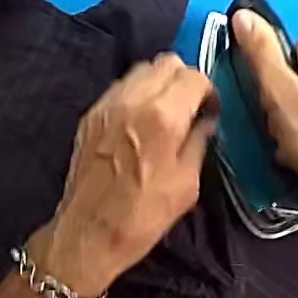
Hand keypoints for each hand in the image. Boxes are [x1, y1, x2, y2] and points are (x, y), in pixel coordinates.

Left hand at [33, 53, 217, 297]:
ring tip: (165, 111)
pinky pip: (121, 87)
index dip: (208, 91)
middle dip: (184, 80)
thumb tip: (205, 120)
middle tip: (189, 107)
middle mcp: (132, 99)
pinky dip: (137, 93)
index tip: (209, 111)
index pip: (193, 77)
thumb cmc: (143, 215)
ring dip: (159, 83)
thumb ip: (199, 142)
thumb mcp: (187, 184)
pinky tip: (141, 120)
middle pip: (166, 63)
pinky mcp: (90, 114)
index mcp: (162, 116)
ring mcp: (107, 104)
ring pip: (141, 69)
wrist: (88, 234)